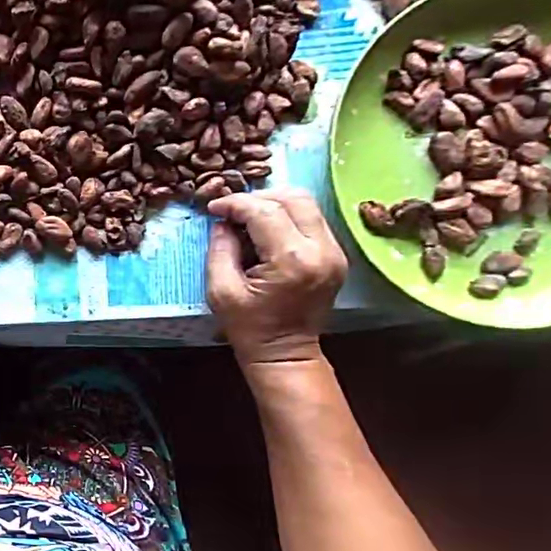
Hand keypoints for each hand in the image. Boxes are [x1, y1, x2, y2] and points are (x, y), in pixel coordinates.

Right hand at [205, 190, 346, 365]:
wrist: (285, 353)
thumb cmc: (248, 327)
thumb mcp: (221, 290)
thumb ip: (220, 249)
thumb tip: (223, 221)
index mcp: (292, 260)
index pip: (264, 211)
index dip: (235, 203)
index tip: (213, 208)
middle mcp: (322, 250)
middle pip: (293, 198)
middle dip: (257, 198)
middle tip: (232, 210)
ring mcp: (335, 252)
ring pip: (306, 204)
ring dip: (272, 204)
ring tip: (247, 218)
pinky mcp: (337, 255)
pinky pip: (311, 220)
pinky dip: (285, 217)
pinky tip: (264, 231)